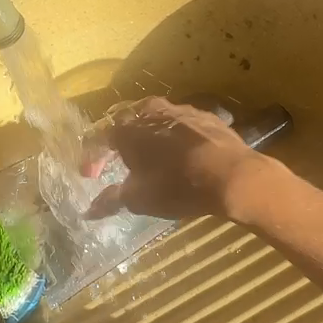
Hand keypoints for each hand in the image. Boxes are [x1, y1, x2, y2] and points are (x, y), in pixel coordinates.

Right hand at [83, 97, 272, 220]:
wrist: (233, 175)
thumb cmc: (178, 186)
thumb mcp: (140, 198)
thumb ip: (112, 200)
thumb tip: (89, 211)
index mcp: (129, 128)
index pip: (99, 136)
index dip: (92, 157)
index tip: (91, 175)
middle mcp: (152, 111)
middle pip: (127, 122)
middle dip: (120, 142)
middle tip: (121, 163)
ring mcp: (181, 110)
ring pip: (156, 120)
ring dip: (149, 138)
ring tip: (152, 159)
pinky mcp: (206, 116)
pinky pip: (181, 124)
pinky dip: (175, 138)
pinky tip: (182, 155)